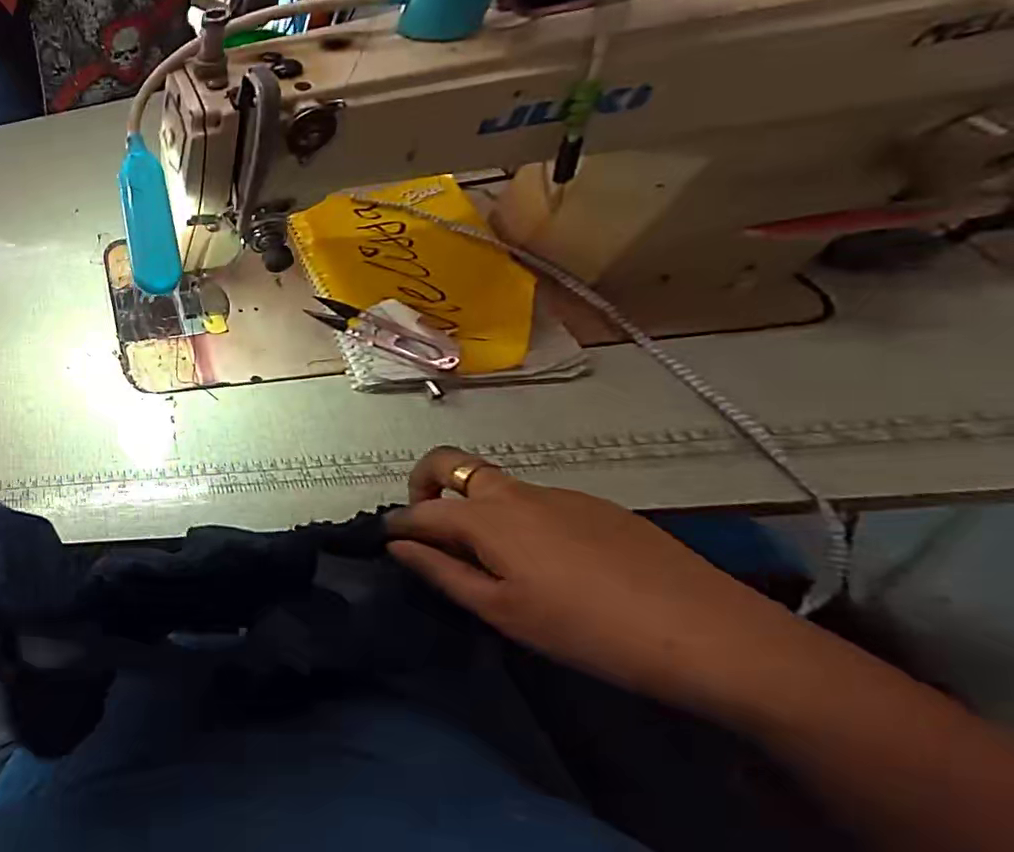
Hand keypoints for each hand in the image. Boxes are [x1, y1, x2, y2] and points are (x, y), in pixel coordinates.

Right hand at [386, 446, 812, 718]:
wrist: (712, 635)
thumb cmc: (587, 630)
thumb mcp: (503, 612)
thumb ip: (442, 572)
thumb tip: (398, 545)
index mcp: (485, 517)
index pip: (420, 509)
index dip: (398, 524)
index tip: (387, 542)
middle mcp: (515, 492)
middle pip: (450, 464)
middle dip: (425, 483)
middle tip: (429, 525)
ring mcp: (561, 494)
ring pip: (498, 487)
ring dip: (477, 507)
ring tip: (501, 561)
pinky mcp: (600, 507)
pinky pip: (541, 502)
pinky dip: (523, 520)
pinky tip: (558, 566)